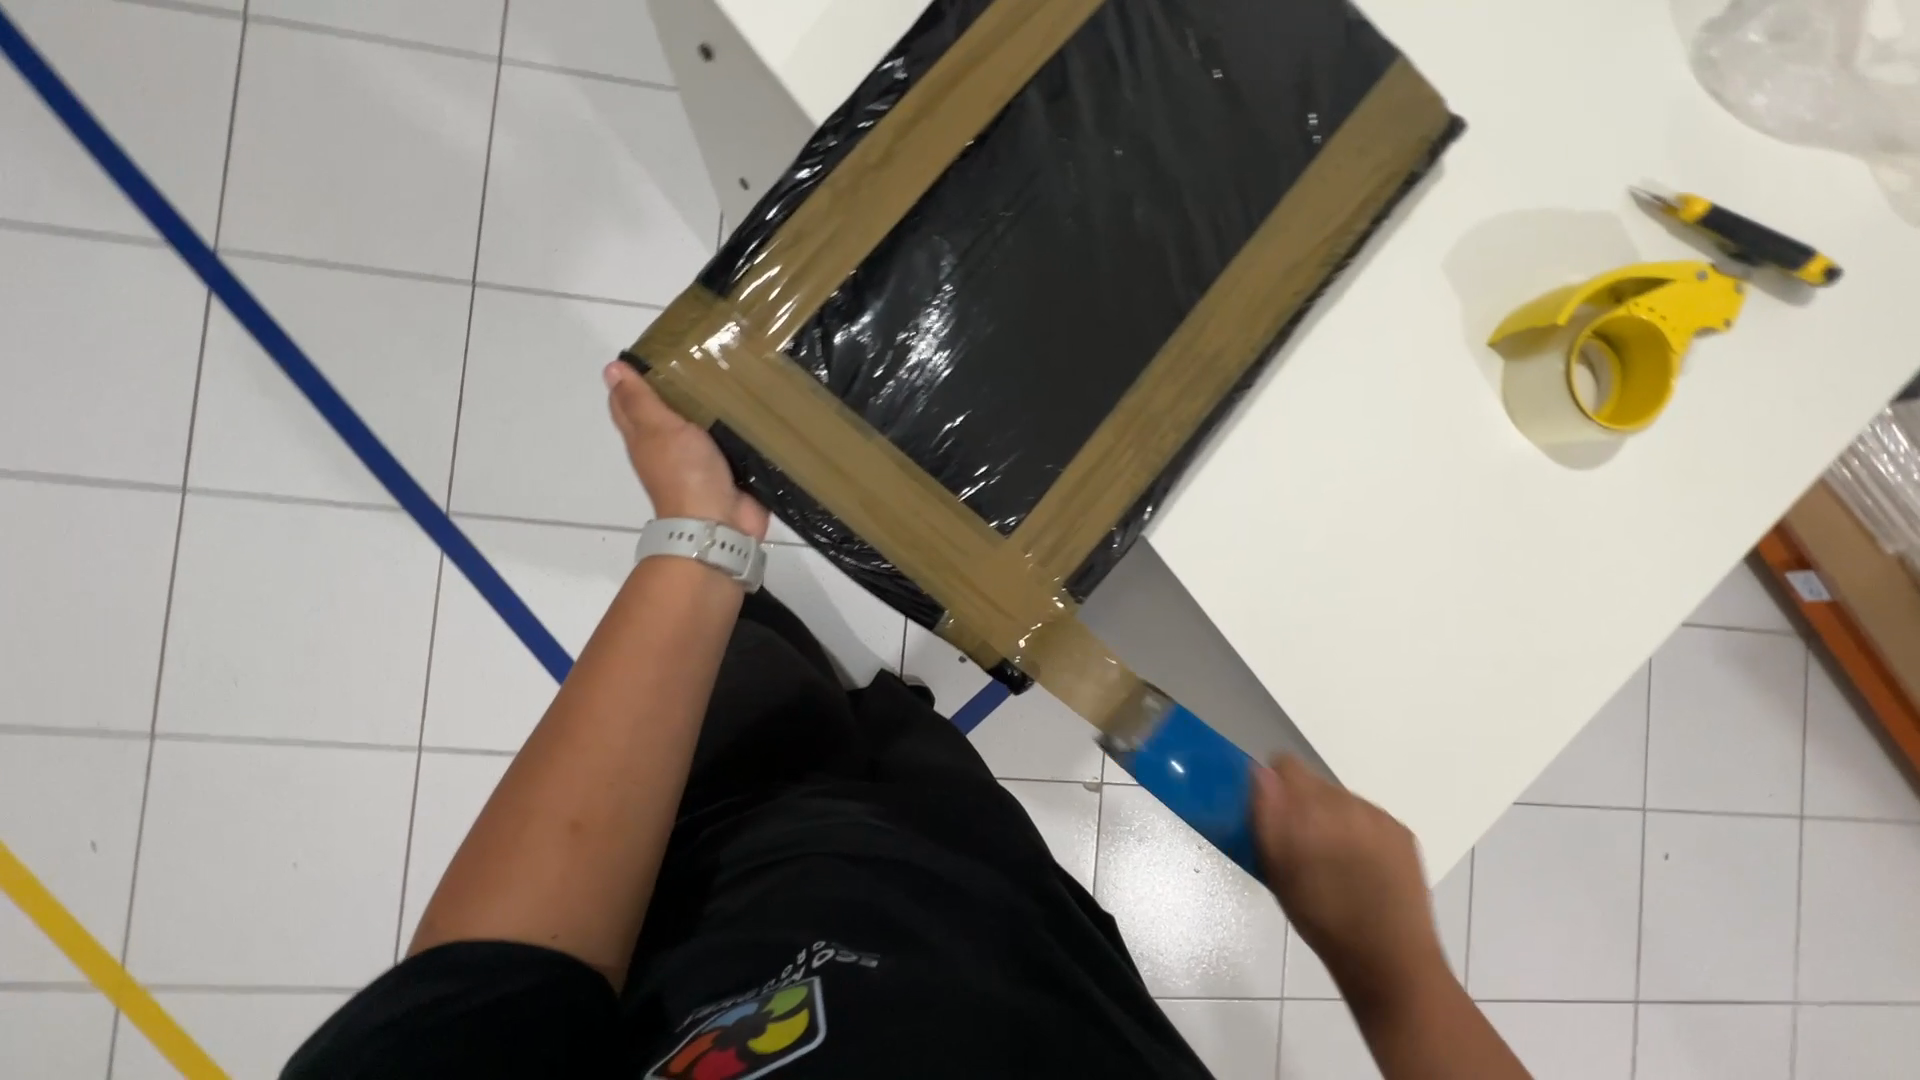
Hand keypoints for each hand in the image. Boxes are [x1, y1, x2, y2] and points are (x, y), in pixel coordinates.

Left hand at [604, 361, 768, 538]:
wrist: (718, 523)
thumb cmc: (684, 473)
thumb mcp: (658, 430)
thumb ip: (640, 400)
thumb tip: (611, 368)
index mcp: (645, 437)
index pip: (629, 401)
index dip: (635, 376)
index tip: (657, 348)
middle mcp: (669, 447)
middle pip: (668, 410)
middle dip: (679, 384)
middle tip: (701, 351)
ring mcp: (701, 460)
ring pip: (702, 423)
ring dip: (714, 402)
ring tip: (731, 369)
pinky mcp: (730, 469)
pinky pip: (732, 440)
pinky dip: (739, 424)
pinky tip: (753, 405)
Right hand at [1252, 756, 1447, 1008]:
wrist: (1389, 961)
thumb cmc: (1320, 920)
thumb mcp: (1276, 871)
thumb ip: (1266, 815)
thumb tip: (1260, 772)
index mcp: (1309, 810)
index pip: (1284, 765)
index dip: (1274, 787)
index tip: (1273, 818)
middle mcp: (1346, 802)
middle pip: (1313, 783)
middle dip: (1303, 806)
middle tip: (1302, 847)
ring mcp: (1378, 816)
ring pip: (1341, 799)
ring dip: (1331, 818)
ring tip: (1335, 862)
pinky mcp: (1403, 831)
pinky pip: (1369, 817)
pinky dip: (1360, 833)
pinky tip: (1363, 867)